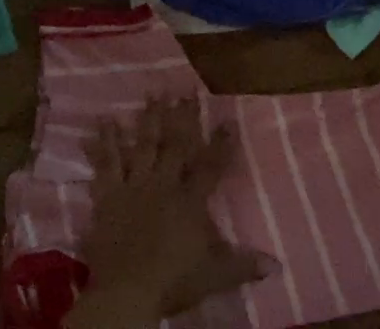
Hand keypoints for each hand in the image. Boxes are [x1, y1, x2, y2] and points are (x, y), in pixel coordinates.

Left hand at [65, 98, 277, 327]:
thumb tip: (277, 264)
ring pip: (141, 145)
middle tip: (183, 89)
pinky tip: (102, 121)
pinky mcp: (107, 194)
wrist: (127, 290)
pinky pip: (105, 163)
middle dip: (181, 116)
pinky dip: (103, 142)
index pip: (209, 166)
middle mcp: (162, 184)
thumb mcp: (215, 276)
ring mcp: (133, 185)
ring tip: (150, 93)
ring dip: (147, 118)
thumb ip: (243, 264)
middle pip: (174, 145)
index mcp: (189, 201)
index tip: (228, 120)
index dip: (221, 144)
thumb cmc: (173, 281)